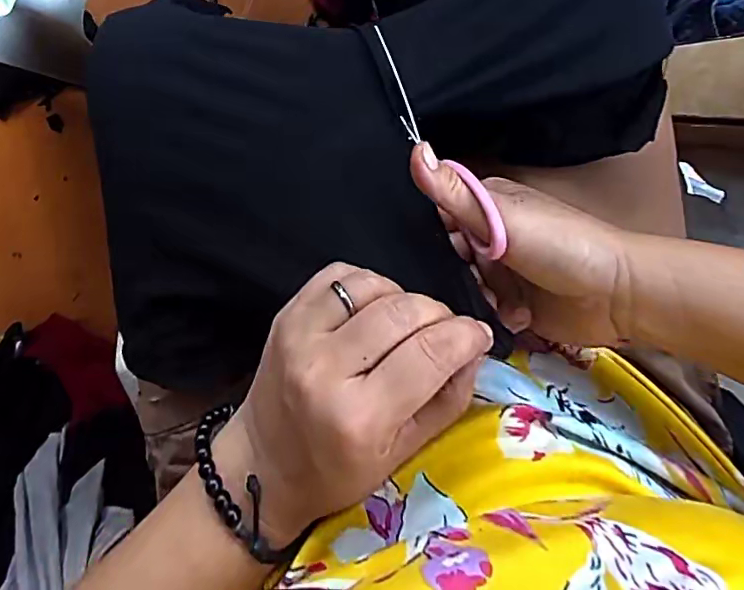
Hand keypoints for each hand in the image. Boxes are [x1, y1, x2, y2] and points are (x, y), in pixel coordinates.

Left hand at [213, 263, 491, 548]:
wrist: (264, 464)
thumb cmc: (338, 469)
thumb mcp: (404, 452)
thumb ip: (449, 398)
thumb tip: (475, 346)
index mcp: (358, 418)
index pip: (428, 354)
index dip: (466, 335)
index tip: (479, 334)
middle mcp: (324, 370)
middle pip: (404, 312)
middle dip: (439, 315)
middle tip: (447, 330)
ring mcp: (300, 335)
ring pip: (374, 285)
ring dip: (403, 297)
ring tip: (406, 323)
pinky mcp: (287, 313)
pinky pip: (340, 274)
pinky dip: (368, 283)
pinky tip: (373, 307)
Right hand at [410, 144, 633, 347]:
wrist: (617, 295)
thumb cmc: (560, 245)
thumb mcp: (501, 216)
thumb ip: (456, 191)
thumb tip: (416, 149)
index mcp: (486, 205)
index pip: (438, 213)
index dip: (425, 231)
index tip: (415, 250)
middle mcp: (490, 236)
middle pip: (447, 254)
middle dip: (448, 271)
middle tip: (460, 280)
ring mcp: (502, 270)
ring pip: (462, 285)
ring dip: (474, 295)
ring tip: (494, 298)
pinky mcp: (513, 302)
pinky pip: (484, 310)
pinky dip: (494, 314)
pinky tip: (514, 314)